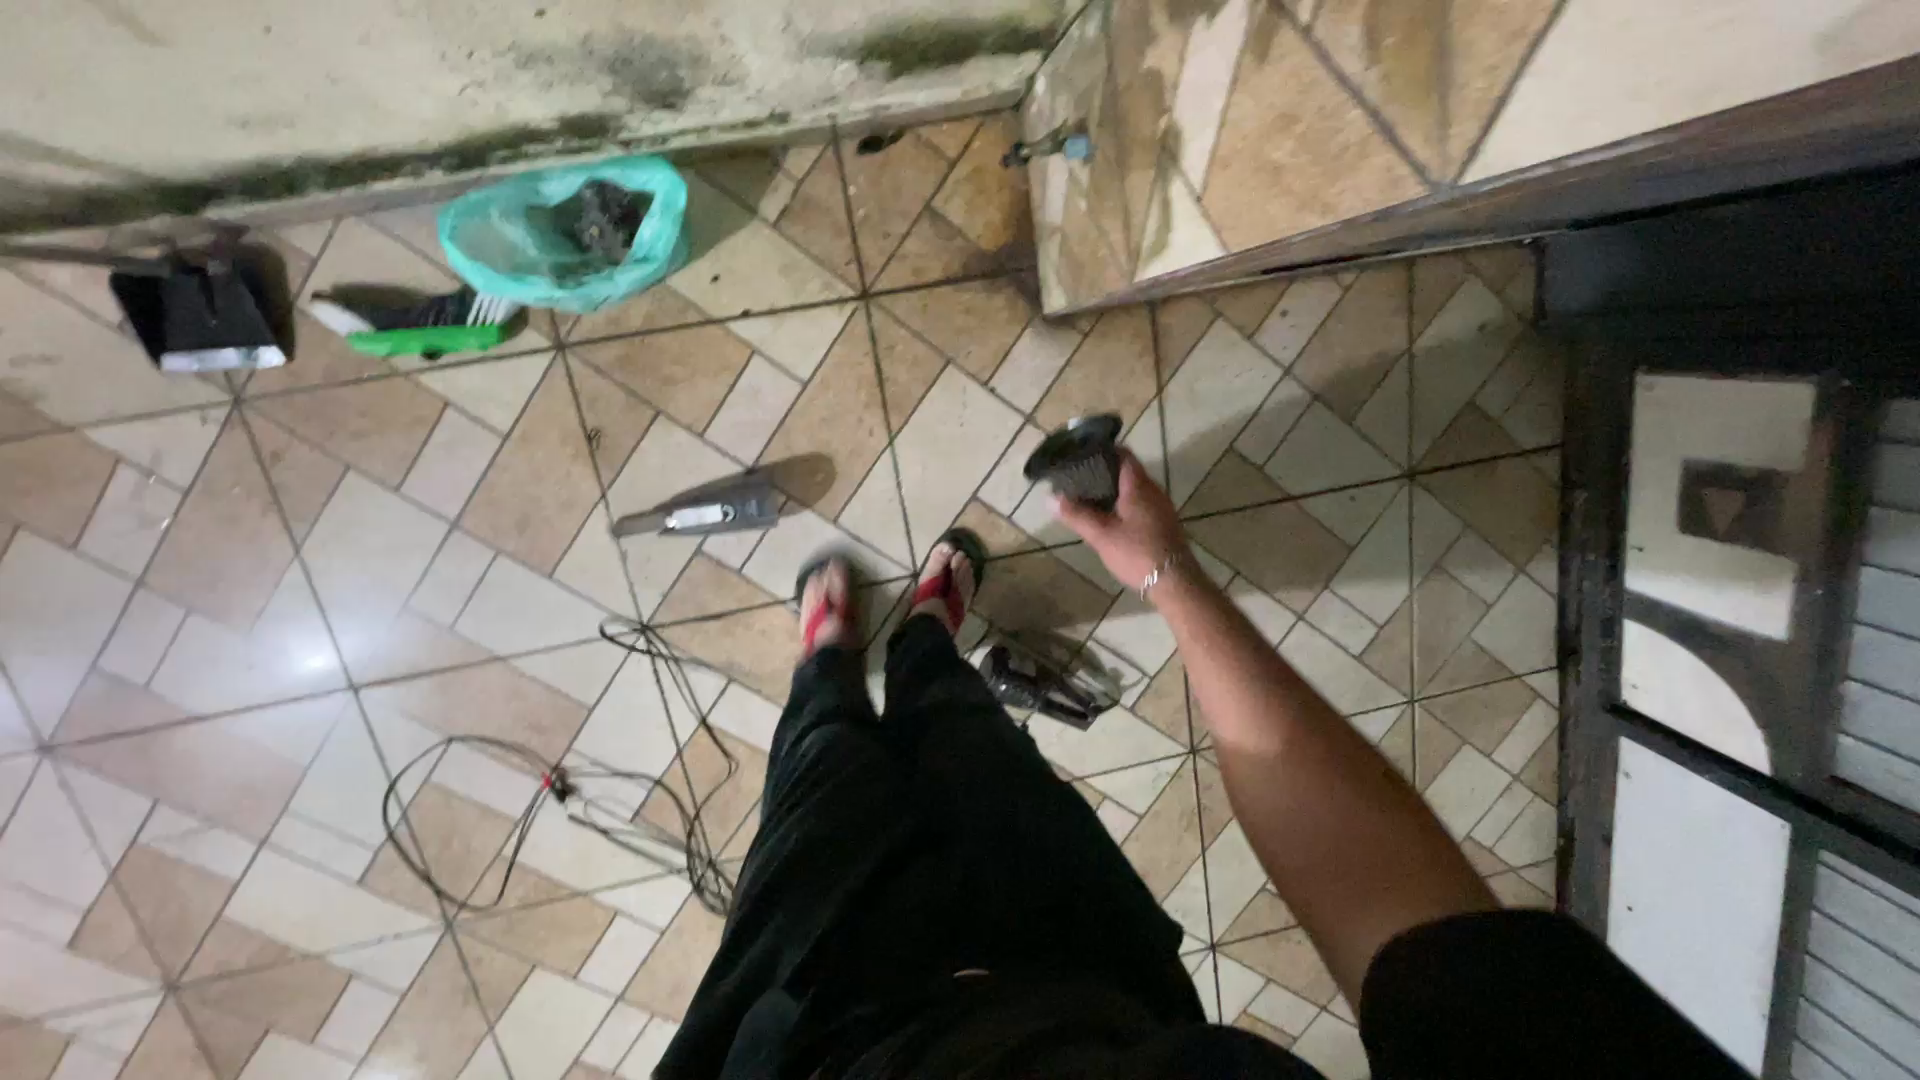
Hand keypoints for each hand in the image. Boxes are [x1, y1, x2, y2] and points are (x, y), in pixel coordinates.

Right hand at [1051, 450, 1190, 592]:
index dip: (1104, 450)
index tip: (1083, 455)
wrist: (1174, 582)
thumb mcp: (1101, 535)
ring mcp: (1162, 507)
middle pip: (1128, 471)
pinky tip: (1111, 518)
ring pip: (1135, 489)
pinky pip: (1142, 503)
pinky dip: (1125, 503)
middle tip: (1080, 479)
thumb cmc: (1137, 553)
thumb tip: (1050, 498)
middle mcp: (1154, 490)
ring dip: (1115, 490)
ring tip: (1090, 498)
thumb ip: (1076, 515)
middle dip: (1105, 472)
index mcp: (1138, 486)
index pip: (1123, 455)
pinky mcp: (1164, 523)